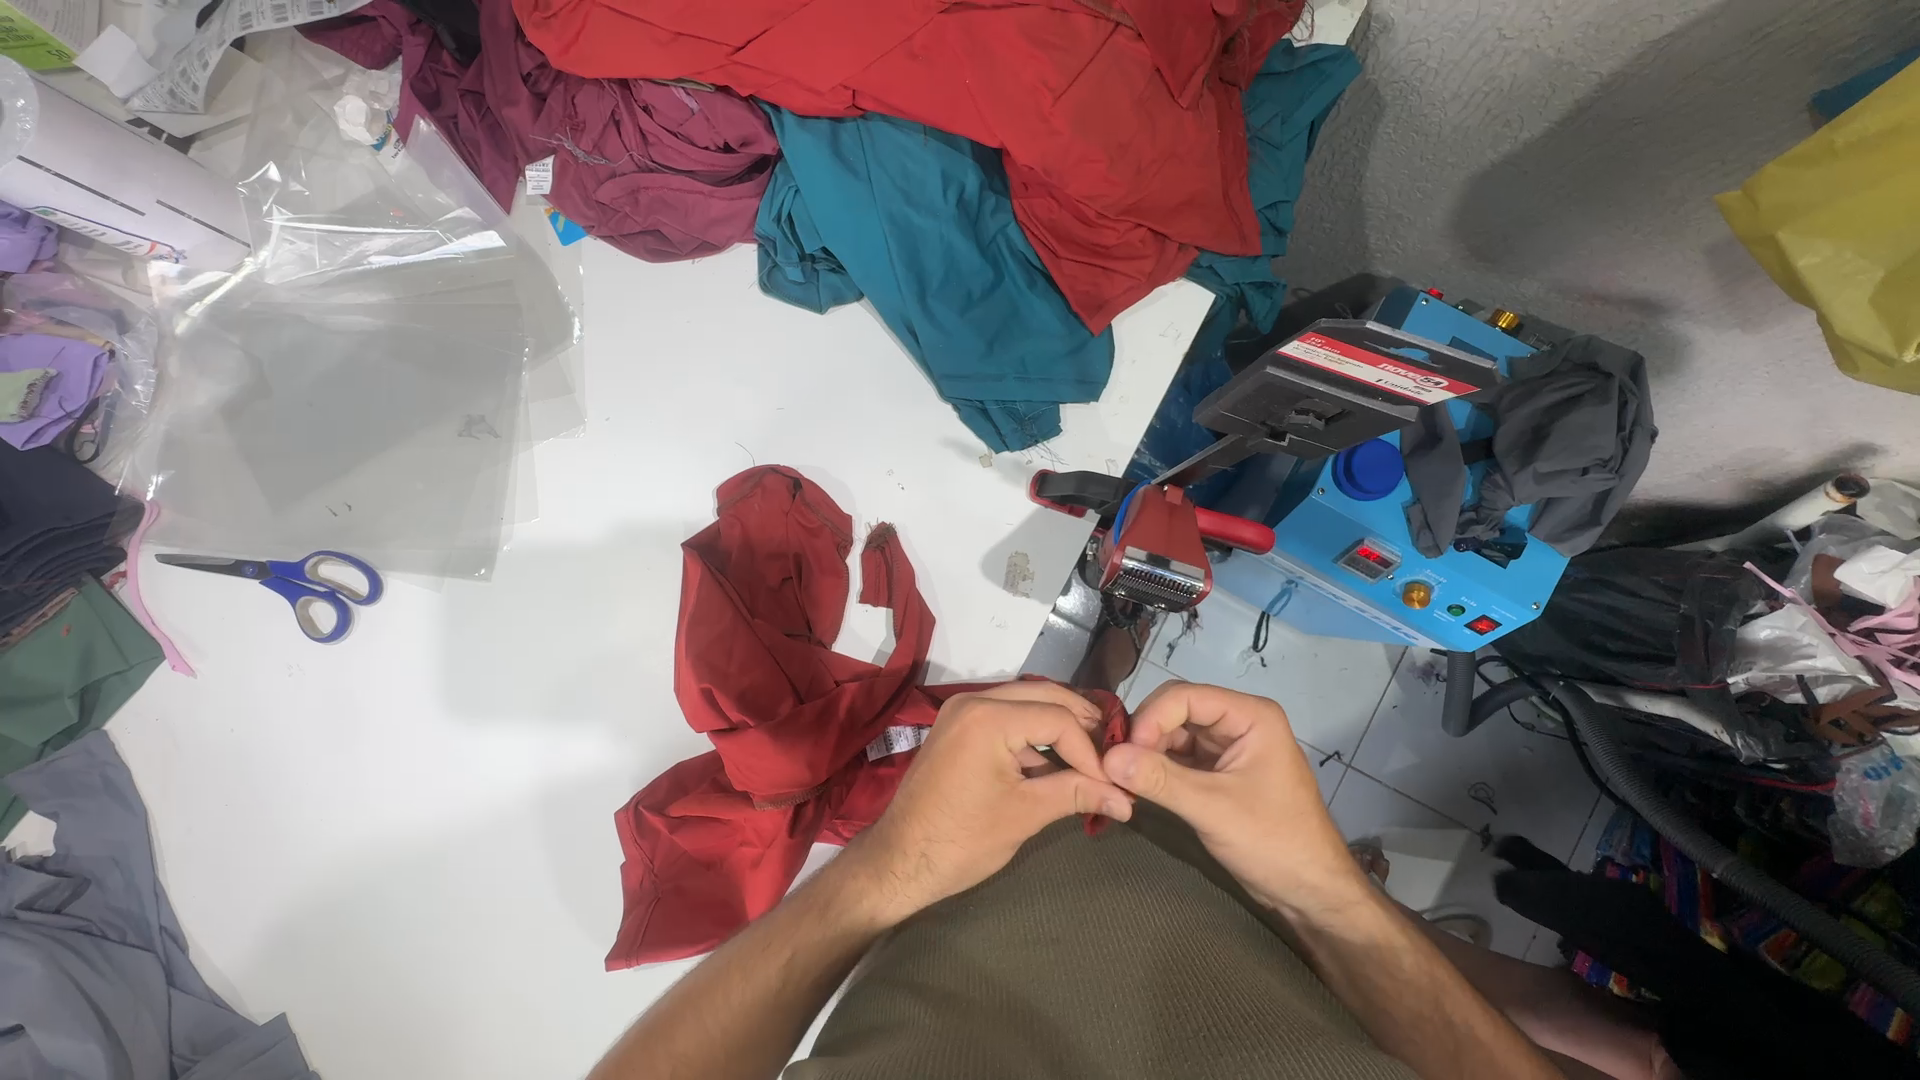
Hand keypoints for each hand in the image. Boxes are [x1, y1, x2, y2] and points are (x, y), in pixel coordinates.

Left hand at [843, 682, 1133, 922]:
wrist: (899, 862)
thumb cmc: (961, 841)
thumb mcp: (1026, 814)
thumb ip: (1077, 794)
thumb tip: (1126, 798)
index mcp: (988, 717)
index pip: (1059, 718)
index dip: (1090, 751)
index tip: (1111, 784)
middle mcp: (974, 700)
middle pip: (1045, 697)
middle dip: (1081, 726)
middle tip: (1111, 758)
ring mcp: (962, 711)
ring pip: (1026, 704)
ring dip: (1059, 729)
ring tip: (1090, 763)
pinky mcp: (958, 727)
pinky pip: (1006, 718)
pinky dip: (1033, 737)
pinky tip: (1056, 766)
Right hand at [1101, 681, 1372, 921]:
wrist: (1311, 894)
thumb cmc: (1274, 843)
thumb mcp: (1213, 809)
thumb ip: (1160, 780)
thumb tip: (1108, 758)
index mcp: (1250, 716)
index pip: (1184, 696)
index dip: (1150, 718)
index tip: (1124, 753)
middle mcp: (1238, 722)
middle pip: (1175, 710)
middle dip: (1144, 734)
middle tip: (1116, 765)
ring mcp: (1227, 747)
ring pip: (1172, 734)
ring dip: (1146, 752)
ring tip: (1120, 776)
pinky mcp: (1217, 772)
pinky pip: (1178, 758)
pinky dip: (1156, 769)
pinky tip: (1135, 785)